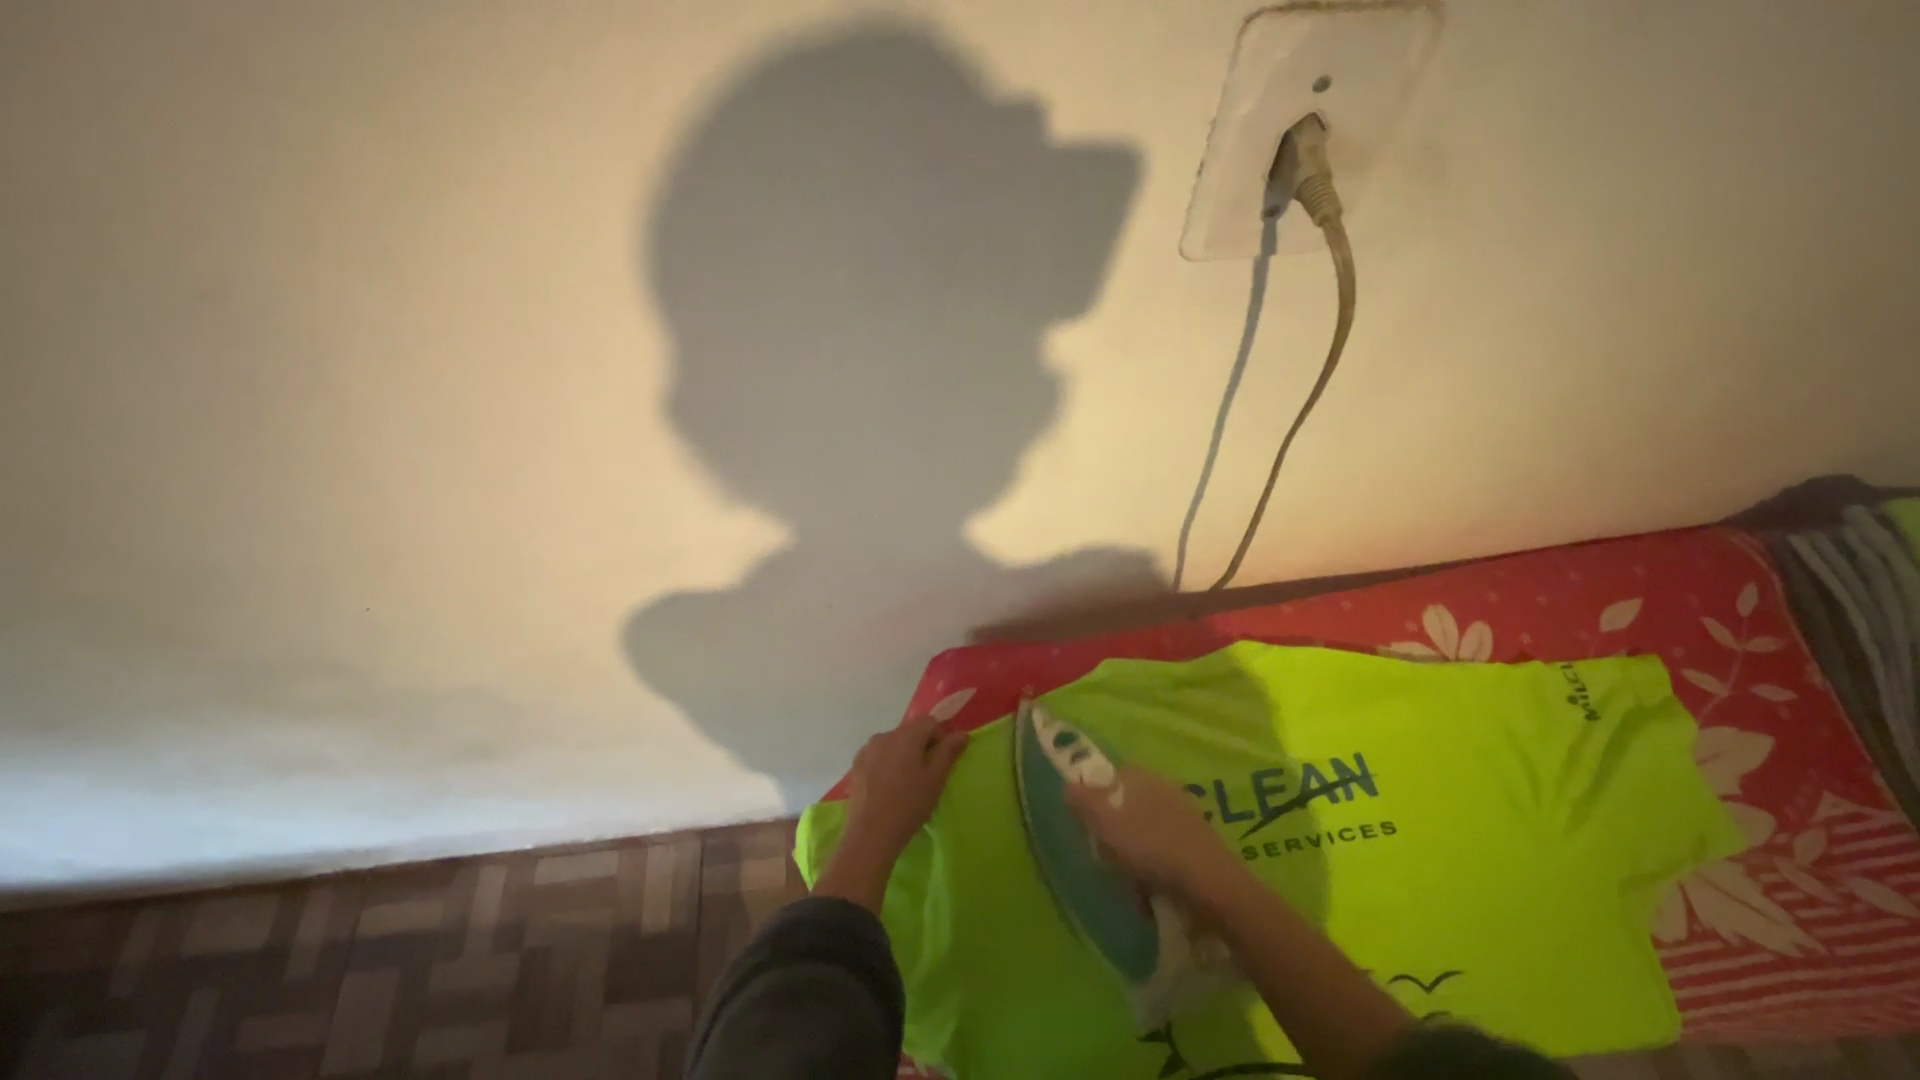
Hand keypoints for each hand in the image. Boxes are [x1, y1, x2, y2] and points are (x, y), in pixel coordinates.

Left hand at [815, 715, 968, 913]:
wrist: (871, 834)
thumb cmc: (909, 805)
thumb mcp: (936, 779)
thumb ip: (949, 752)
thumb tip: (961, 733)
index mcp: (906, 735)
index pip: (930, 722)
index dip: (940, 739)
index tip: (940, 764)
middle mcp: (884, 735)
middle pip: (910, 732)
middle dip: (921, 747)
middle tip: (925, 777)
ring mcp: (867, 749)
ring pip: (893, 744)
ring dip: (903, 755)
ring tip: (905, 784)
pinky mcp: (856, 765)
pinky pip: (878, 755)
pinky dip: (887, 764)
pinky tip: (887, 788)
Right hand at [1065, 764, 1241, 904]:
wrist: (1212, 888)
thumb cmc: (1153, 850)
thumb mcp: (1107, 824)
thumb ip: (1084, 802)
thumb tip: (1067, 785)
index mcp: (1144, 778)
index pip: (1111, 774)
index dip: (1093, 794)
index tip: (1083, 821)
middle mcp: (1165, 790)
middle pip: (1126, 804)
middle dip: (1112, 829)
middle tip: (1102, 853)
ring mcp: (1183, 819)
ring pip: (1143, 832)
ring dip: (1131, 854)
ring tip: (1124, 879)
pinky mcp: (1195, 847)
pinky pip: (1162, 854)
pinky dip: (1151, 870)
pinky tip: (1147, 892)